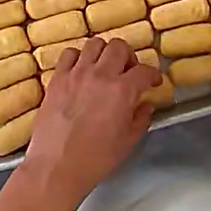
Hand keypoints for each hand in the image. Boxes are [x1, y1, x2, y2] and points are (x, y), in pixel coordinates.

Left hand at [22, 38, 160, 203]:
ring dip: (104, 53)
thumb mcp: (128, 141)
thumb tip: (146, 106)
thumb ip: (141, 118)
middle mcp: (100, 75)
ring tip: (104, 67)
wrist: (57, 166)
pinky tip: (81, 70)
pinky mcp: (57, 79)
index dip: (153, 74)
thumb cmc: (96, 158)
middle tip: (129, 71)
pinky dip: (78, 57)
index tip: (154, 81)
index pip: (144, 71)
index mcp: (122, 91)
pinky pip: (69, 54)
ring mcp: (76, 74)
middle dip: (129, 56)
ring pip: (94, 44)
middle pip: (119, 47)